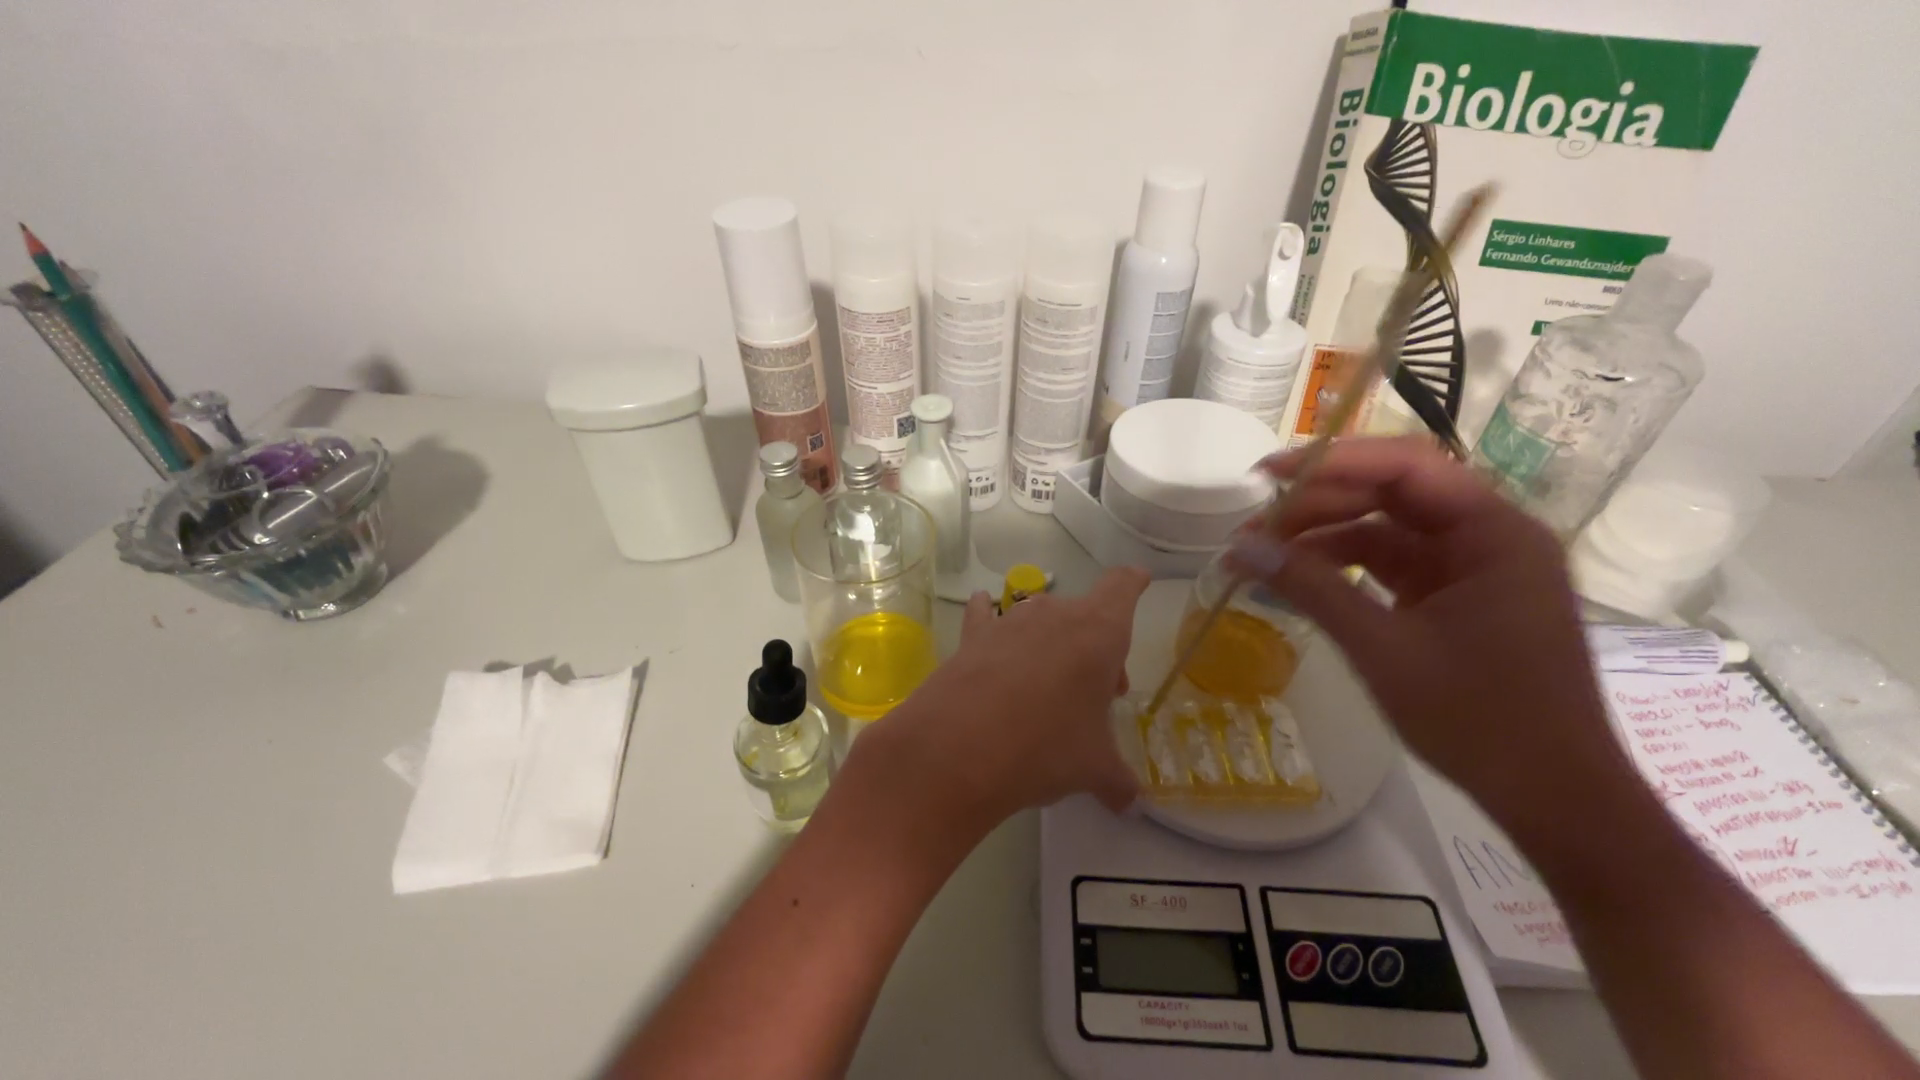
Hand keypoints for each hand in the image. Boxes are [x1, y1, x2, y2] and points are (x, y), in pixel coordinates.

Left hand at [862, 566, 1150, 825]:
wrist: (958, 749)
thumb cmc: (1046, 747)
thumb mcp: (1093, 768)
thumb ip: (1118, 780)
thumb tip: (1130, 803)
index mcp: (1099, 632)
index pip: (1122, 587)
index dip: (1133, 584)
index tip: (1140, 581)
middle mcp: (1055, 614)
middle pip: (1085, 615)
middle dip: (1094, 649)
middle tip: (1094, 697)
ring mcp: (1009, 621)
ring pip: (1040, 620)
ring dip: (1050, 645)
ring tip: (1046, 690)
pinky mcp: (971, 637)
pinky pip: (986, 616)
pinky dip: (989, 617)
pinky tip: (983, 618)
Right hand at [1225, 436, 1627, 823]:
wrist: (1555, 799)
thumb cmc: (1480, 720)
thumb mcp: (1384, 650)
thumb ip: (1312, 589)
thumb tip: (1240, 549)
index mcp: (1495, 532)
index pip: (1406, 467)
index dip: (1331, 462)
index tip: (1266, 475)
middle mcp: (1492, 536)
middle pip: (1395, 492)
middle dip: (1320, 503)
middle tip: (1253, 525)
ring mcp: (1478, 569)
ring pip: (1391, 527)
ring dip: (1327, 534)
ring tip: (1264, 552)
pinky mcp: (1462, 599)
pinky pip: (1398, 563)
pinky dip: (1349, 566)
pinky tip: (1303, 576)